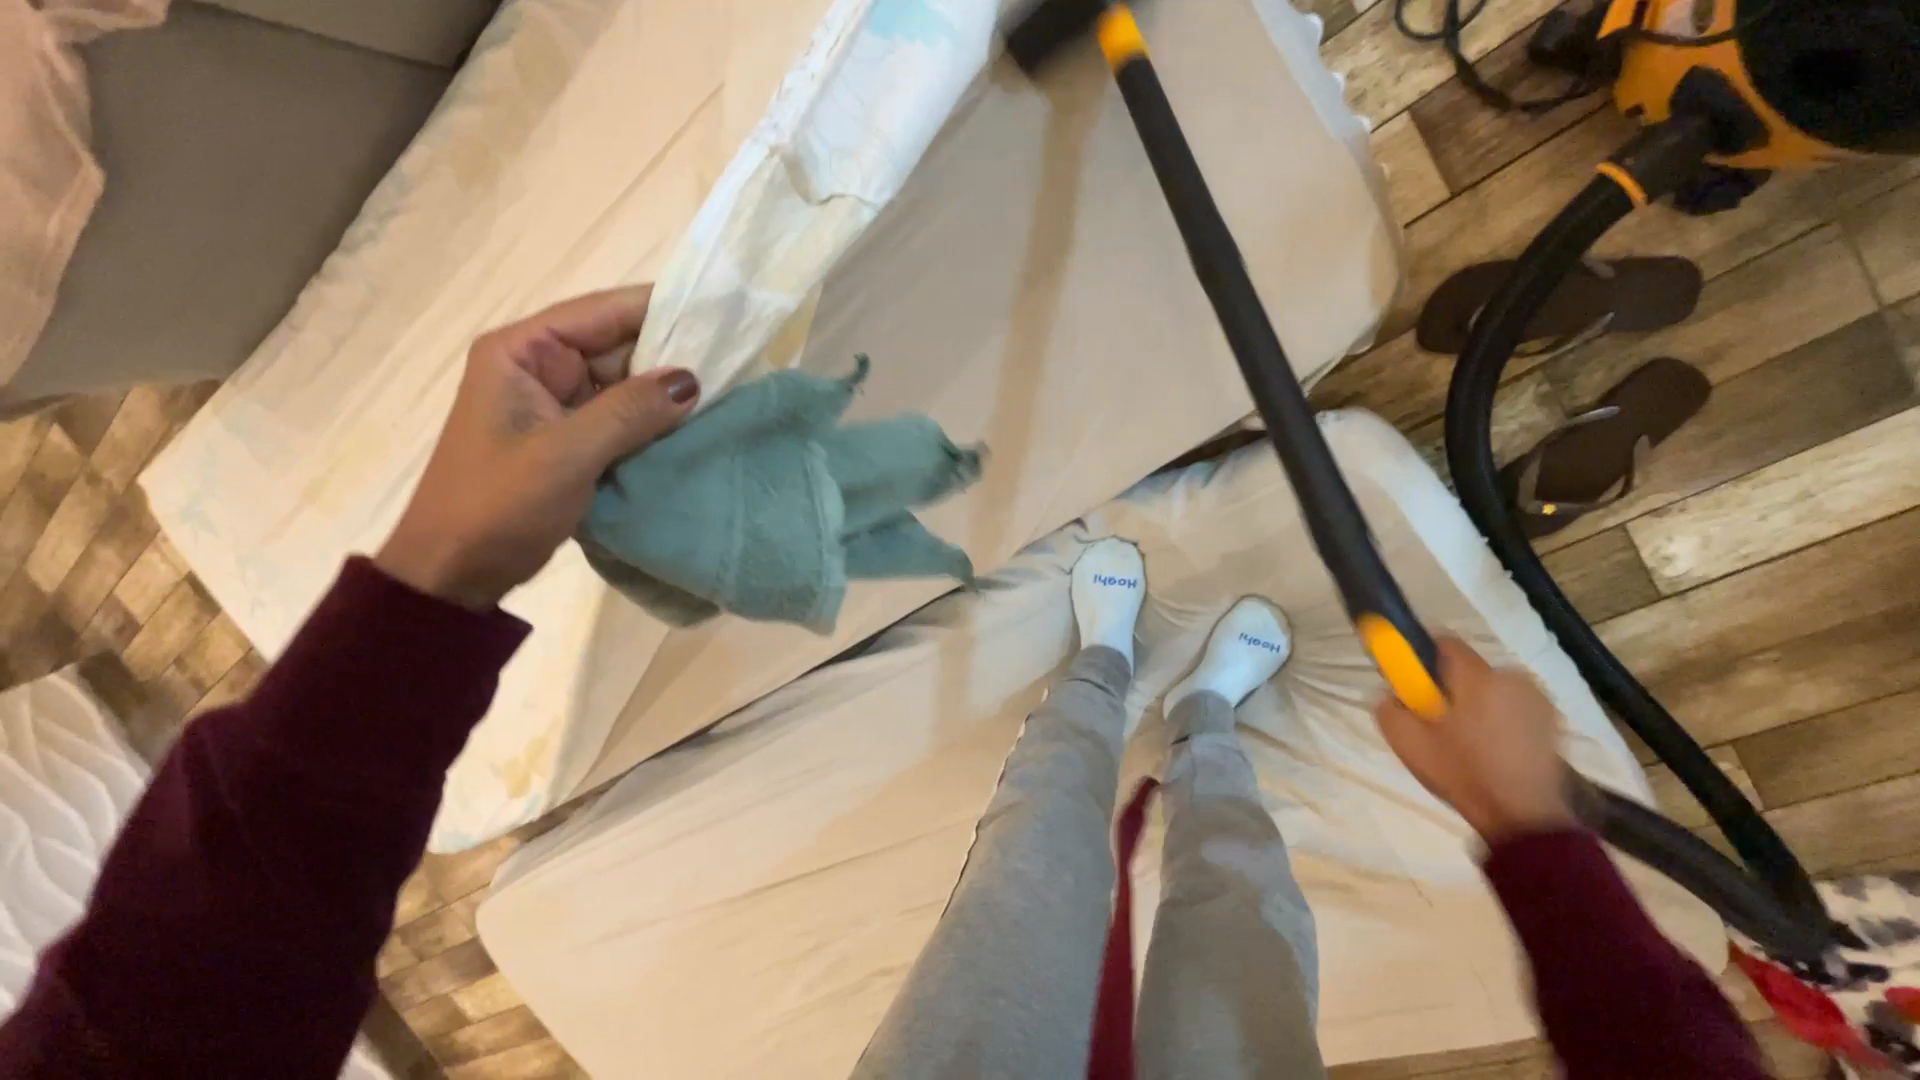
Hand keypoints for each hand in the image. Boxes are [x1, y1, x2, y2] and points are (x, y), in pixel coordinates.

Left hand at [376, 286, 698, 608]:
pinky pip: (624, 417)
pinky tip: (697, 423)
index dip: (661, 307)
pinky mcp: (573, 438)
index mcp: (522, 351)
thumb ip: (630, 411)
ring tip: (730, 388)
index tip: (719, 309)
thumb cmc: (497, 504)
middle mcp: (541, 366)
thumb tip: (692, 380)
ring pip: (627, 382)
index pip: (602, 312)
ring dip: (668, 391)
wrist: (456, 570)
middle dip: (673, 352)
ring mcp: (558, 403)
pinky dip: (656, 421)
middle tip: (737, 358)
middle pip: (619, 344)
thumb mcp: (566, 454)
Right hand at [1373, 637, 1576, 841]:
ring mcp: (1539, 699)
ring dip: (1477, 702)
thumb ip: (1388, 706)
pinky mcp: (1554, 721)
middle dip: (1450, 686)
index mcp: (1476, 677)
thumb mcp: (1407, 742)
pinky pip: (1514, 705)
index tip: (1413, 682)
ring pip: (1492, 688)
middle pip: (1468, 668)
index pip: (1444, 642)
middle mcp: (1512, 677)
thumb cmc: (1462, 773)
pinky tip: (1493, 747)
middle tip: (1437, 720)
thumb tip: (1392, 691)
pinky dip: (1501, 717)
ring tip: (1467, 739)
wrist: (1523, 817)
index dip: (1423, 657)